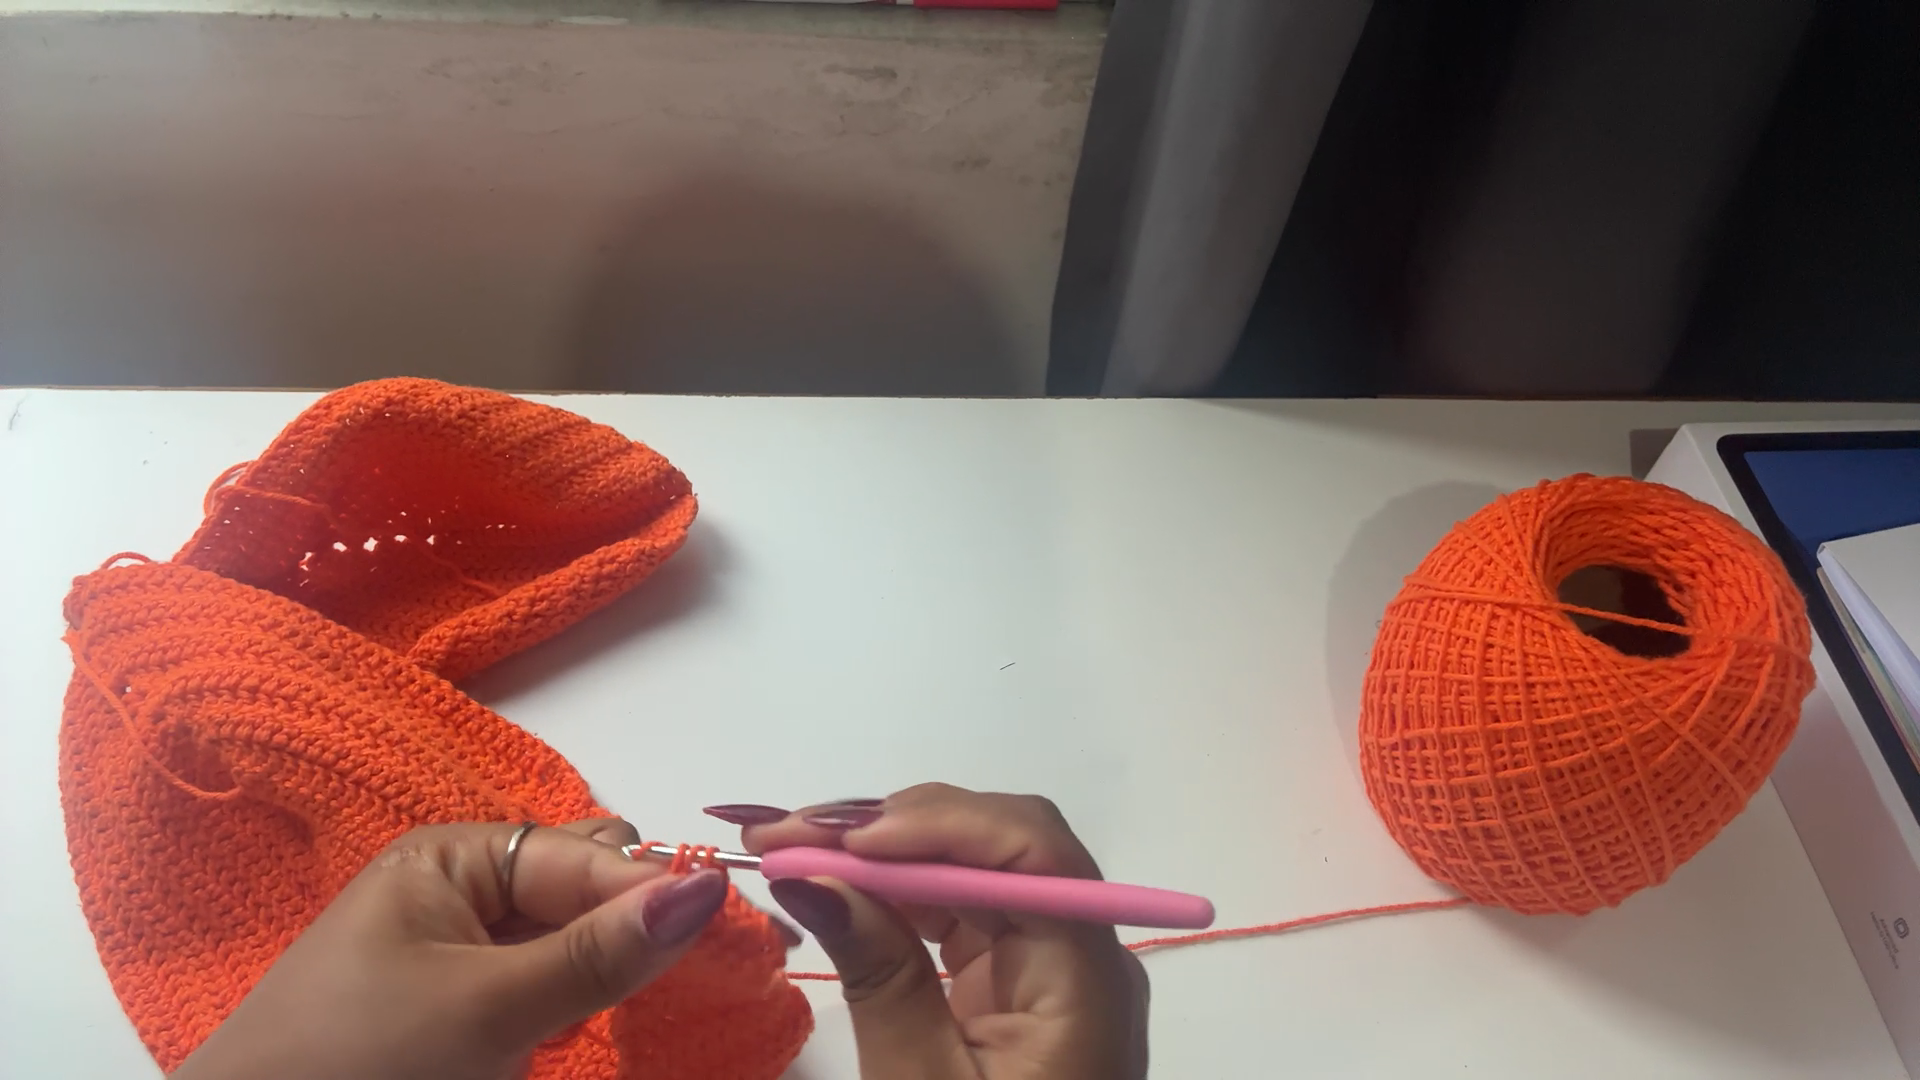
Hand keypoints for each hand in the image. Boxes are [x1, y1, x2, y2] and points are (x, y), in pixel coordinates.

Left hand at [172, 819, 748, 1079]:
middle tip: (687, 962)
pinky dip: (586, 990)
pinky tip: (595, 1012)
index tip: (726, 927)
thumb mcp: (483, 1012)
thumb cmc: (350, 1072)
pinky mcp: (469, 998)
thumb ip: (600, 952)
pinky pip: (553, 973)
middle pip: (588, 881)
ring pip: (578, 930)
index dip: (655, 890)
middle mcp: (468, 883)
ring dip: (616, 956)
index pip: (590, 856)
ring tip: (648, 989)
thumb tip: (709, 888)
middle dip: (636, 917)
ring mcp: (468, 943)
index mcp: (458, 855)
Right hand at [716, 784, 1148, 1078]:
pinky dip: (898, 880)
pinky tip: (842, 876)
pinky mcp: (1015, 958)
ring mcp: (1048, 945)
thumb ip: (876, 973)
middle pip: (1000, 839)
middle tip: (793, 830)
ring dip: (886, 844)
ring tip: (799, 843)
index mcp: (1086, 977)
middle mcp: (1080, 940)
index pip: (1035, 851)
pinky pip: (960, 894)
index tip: (846, 837)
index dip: (942, 823)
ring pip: (973, 856)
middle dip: (896, 823)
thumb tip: (808, 871)